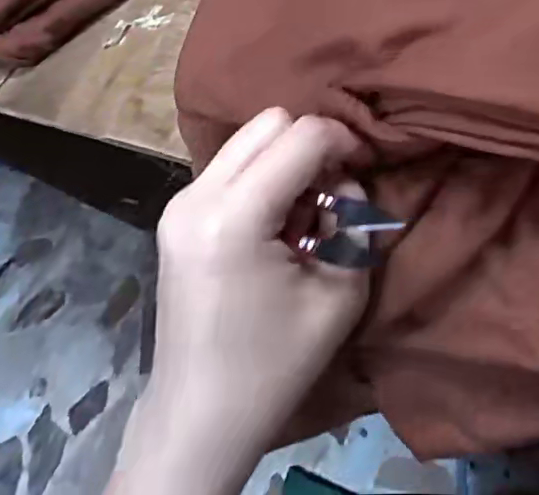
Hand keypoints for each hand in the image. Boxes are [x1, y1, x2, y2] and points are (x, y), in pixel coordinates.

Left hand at [110, 108, 369, 494]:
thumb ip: (354, 223)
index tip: (362, 168)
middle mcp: (196, 194)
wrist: (198, 417)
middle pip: (268, 121)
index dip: (342, 140)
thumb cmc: (273, 366)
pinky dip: (262, 175)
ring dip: (285, 158)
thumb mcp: (340, 295)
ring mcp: (179, 201)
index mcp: (233, 216)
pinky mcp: (176, 212)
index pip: (300, 135)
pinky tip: (273, 222)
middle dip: (310, 144)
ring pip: (247, 138)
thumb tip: (343, 180)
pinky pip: (230, 164)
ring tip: (302, 211)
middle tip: (332, 190)